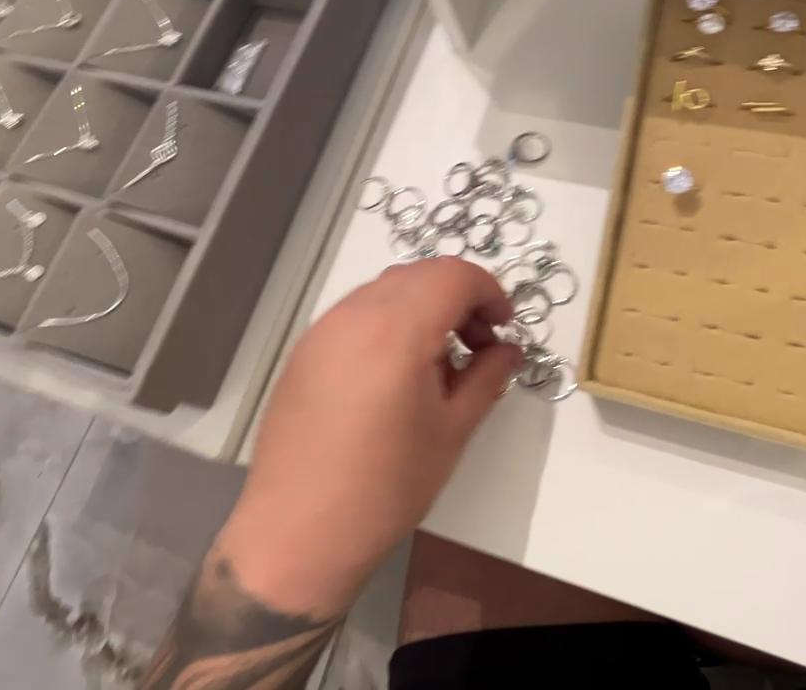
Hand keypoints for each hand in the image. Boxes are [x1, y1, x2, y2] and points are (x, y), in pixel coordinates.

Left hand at [216, 258, 520, 617]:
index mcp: (398, 330)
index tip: (503, 330)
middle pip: (421, 274)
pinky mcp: (305, 349)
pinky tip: (397, 372)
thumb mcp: (452, 431)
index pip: (455, 275)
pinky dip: (390, 320)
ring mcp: (323, 329)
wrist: (298, 532)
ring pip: (387, 289)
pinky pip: (357, 313)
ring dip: (424, 306)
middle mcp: (355, 314)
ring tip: (439, 362)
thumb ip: (486, 377)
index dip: (489, 293)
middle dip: (460, 298)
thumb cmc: (386, 486)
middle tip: (478, 346)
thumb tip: (507, 350)